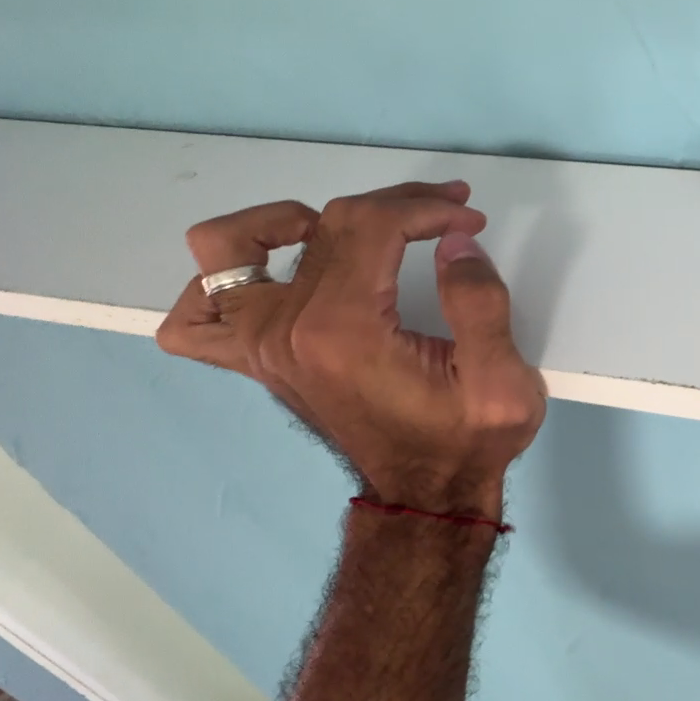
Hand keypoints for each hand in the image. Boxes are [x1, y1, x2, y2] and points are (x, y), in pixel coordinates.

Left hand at [156, 181, 546, 514]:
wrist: (428, 496)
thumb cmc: (467, 442)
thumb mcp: (503, 383)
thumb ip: (481, 304)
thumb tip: (456, 241)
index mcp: (344, 330)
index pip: (372, 226)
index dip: (427, 207)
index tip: (472, 219)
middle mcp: (285, 330)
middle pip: (327, 224)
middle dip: (397, 204)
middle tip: (451, 213)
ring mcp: (260, 346)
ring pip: (230, 249)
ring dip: (284, 222)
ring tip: (343, 231)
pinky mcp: (257, 361)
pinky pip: (197, 317)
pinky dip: (218, 285)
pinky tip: (273, 280)